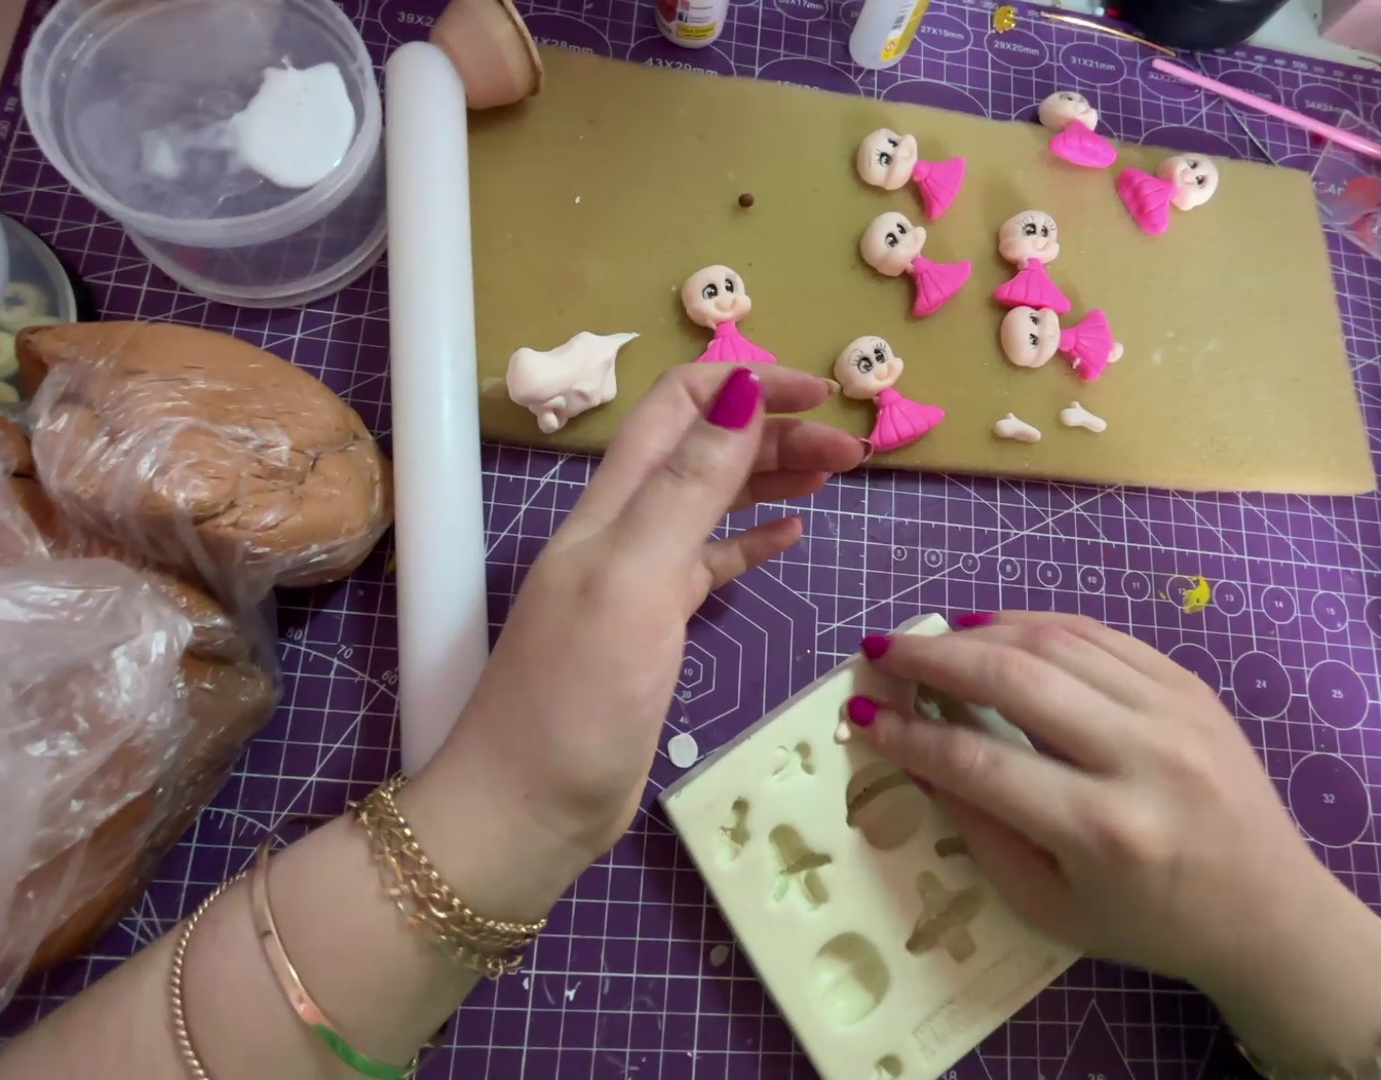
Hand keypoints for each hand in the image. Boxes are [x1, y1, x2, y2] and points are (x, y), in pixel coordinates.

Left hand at [438, 365, 863, 864]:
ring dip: (770, 478)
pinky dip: (753, 540)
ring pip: (714, 503)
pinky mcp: (658, 626)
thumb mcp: (634, 580)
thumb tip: (737, 394)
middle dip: (775, 434)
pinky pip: (713, 563)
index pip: (680, 408)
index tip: (819, 395)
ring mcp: (643, 578)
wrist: (531, 807)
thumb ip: (684, 488)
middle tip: (849, 452)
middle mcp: (627, 528)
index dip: (745, 386)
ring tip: (832, 475)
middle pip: (706, 451)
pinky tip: (791, 533)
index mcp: (615, 504)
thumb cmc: (576, 696)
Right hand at [848, 611, 1376, 992]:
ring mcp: (1175, 710)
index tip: (865, 715)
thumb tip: (917, 752)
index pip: (979, 763)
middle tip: (882, 650)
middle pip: (1013, 680)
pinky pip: (1094, 631)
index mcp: (1106, 832)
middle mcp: (1144, 759)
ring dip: (975, 633)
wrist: (1276, 917)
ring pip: (1051, 641)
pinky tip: (989, 629)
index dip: (910, 734)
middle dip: (931, 658)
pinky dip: (1029, 622)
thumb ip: (975, 825)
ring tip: (929, 639)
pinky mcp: (1189, 684)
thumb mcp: (1045, 903)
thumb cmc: (1148, 924)